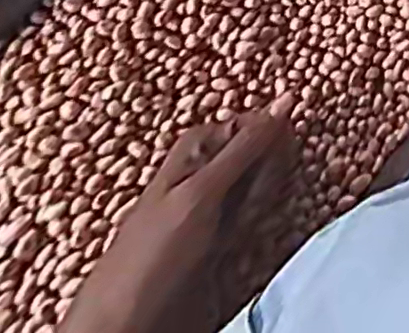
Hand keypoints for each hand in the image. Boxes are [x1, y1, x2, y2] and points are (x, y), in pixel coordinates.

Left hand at [60, 95, 296, 332]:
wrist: (122, 327)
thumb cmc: (153, 255)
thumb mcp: (203, 191)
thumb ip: (248, 144)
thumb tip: (287, 98)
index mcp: (199, 143)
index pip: (258, 123)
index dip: (269, 145)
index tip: (270, 162)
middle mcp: (208, 165)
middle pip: (263, 158)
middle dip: (262, 182)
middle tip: (239, 210)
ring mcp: (215, 200)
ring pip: (261, 190)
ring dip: (255, 211)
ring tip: (226, 236)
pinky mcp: (220, 232)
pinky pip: (252, 219)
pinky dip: (248, 232)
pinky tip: (229, 247)